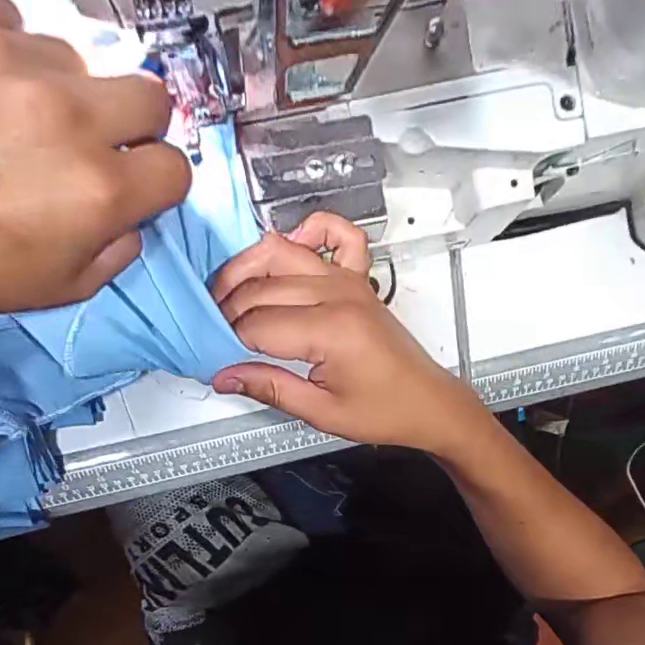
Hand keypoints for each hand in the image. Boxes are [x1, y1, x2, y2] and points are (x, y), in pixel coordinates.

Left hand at [0, 0, 191, 385]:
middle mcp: (66, 115)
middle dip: (133, 124)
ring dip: (53, 85)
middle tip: (87, 141)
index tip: (132, 184)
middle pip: (150, 96)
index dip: (157, 180)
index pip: (176, 168)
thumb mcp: (62, 289)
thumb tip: (128, 215)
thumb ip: (115, 249)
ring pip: (68, 55)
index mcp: (102, 190)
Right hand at [209, 213, 491, 455]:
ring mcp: (350, 281)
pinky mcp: (360, 279)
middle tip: (215, 334)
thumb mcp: (323, 412)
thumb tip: (225, 375)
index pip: (256, 325)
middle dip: (229, 311)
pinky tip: (291, 249)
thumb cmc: (387, 411)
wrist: (428, 404)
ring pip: (281, 253)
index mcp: (331, 331)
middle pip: (260, 288)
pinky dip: (310, 232)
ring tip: (229, 296)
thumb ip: (271, 388)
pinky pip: (336, 235)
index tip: (217, 358)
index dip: (229, 343)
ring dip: (247, 270)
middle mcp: (339, 295)